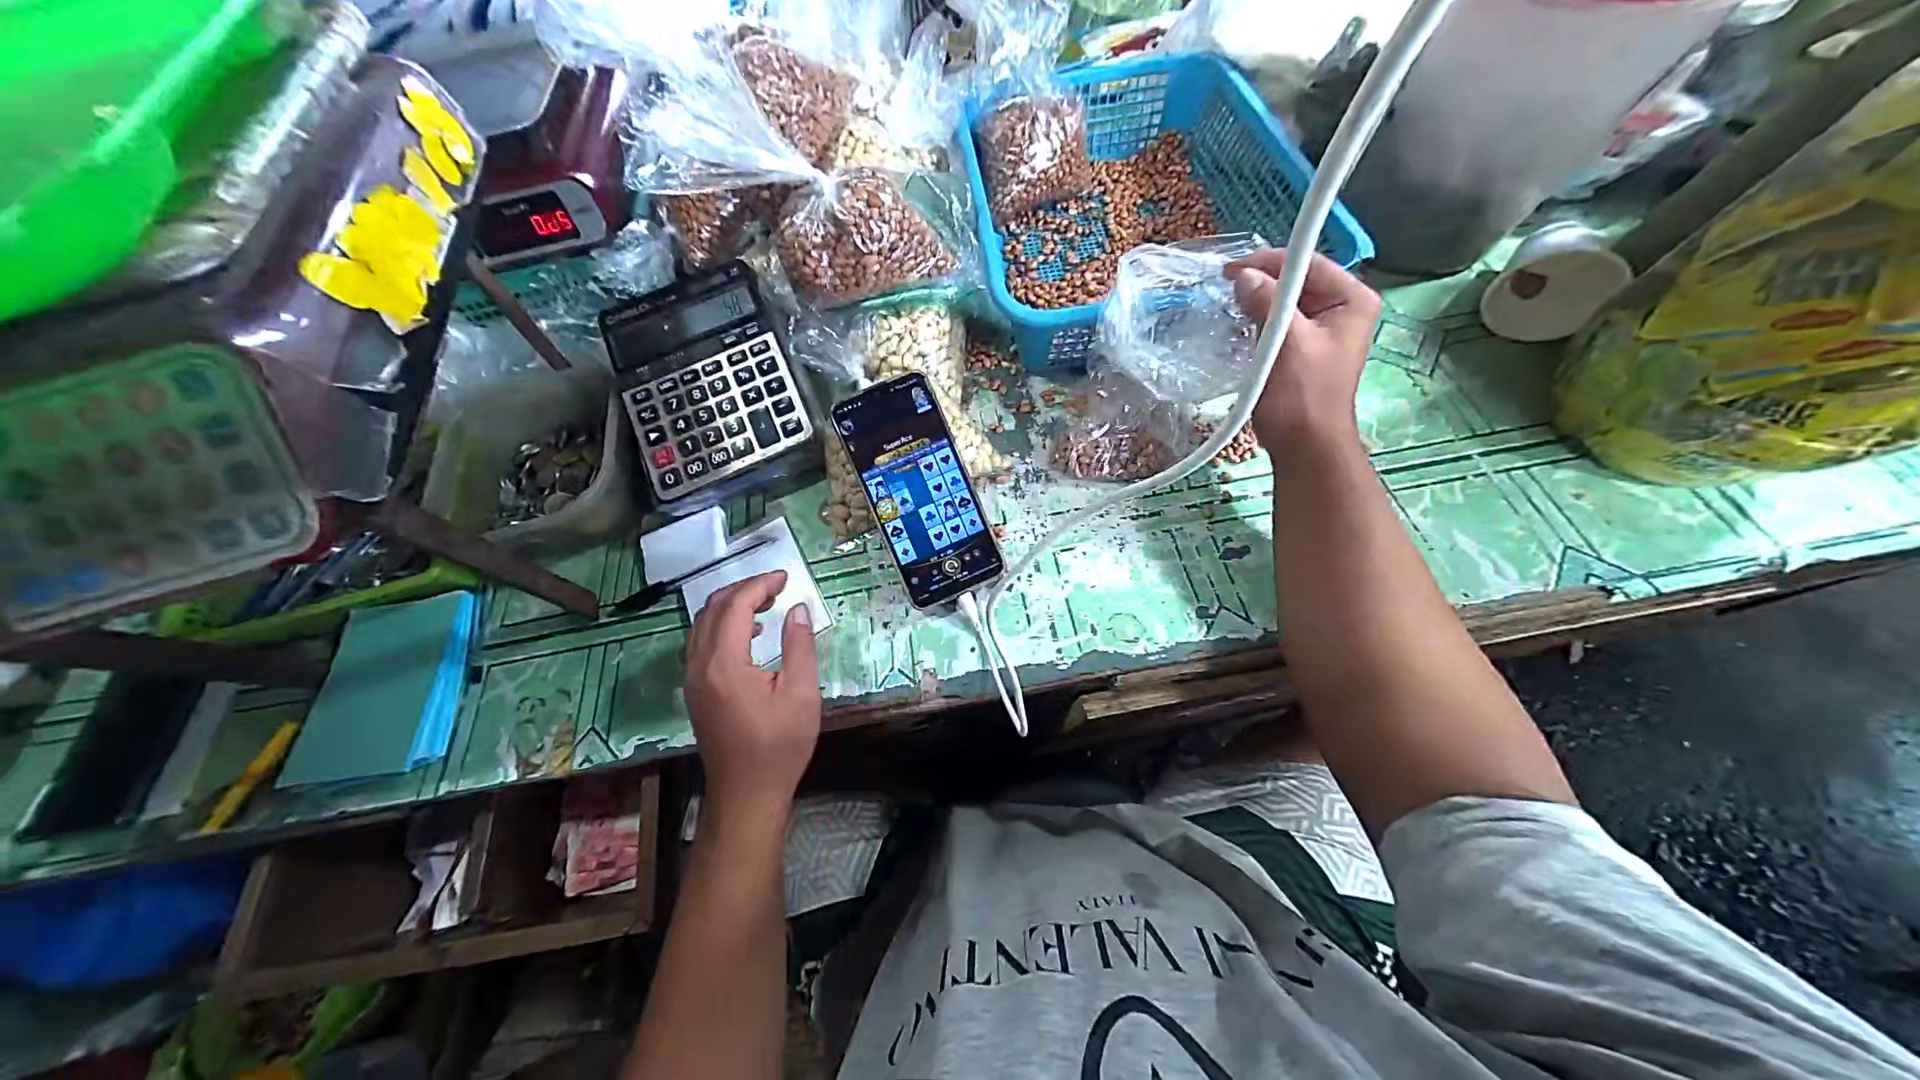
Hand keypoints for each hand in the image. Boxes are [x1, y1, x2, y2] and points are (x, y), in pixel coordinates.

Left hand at [683, 570, 820, 816]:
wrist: (746, 794)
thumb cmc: (780, 746)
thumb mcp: (801, 695)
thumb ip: (799, 646)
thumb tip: (797, 609)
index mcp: (724, 664)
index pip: (736, 607)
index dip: (760, 585)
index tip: (786, 576)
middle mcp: (699, 666)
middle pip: (713, 610)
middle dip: (745, 590)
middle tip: (777, 586)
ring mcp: (692, 679)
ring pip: (702, 625)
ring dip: (731, 606)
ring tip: (766, 604)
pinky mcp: (695, 691)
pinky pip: (701, 643)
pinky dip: (723, 626)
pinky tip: (751, 636)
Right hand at [1226, 249, 1380, 456]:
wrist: (1304, 446)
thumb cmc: (1302, 397)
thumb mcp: (1286, 344)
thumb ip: (1267, 304)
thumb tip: (1243, 275)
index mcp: (1352, 300)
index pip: (1310, 263)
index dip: (1270, 261)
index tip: (1232, 268)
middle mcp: (1341, 309)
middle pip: (1297, 280)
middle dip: (1262, 281)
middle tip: (1226, 286)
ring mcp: (1322, 330)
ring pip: (1284, 301)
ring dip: (1257, 301)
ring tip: (1229, 305)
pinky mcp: (1302, 348)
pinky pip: (1278, 322)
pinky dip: (1258, 320)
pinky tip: (1239, 325)